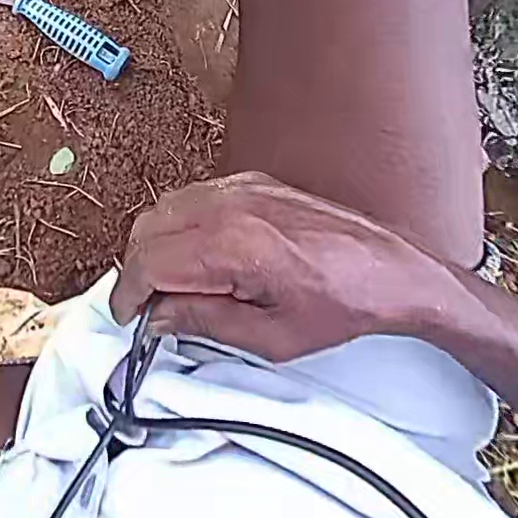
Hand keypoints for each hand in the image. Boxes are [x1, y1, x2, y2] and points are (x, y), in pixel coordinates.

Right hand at [109, 172, 474, 360]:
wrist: (390, 269)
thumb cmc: (342, 303)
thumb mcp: (269, 336)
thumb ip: (201, 321)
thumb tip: (158, 317)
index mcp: (232, 246)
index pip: (149, 262)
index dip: (129, 294)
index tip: (128, 315)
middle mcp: (229, 206)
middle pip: (146, 230)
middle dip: (138, 271)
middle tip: (150, 304)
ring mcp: (237, 187)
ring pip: (162, 209)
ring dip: (154, 246)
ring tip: (174, 282)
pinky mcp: (247, 181)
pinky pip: (190, 197)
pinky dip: (178, 225)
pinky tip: (197, 253)